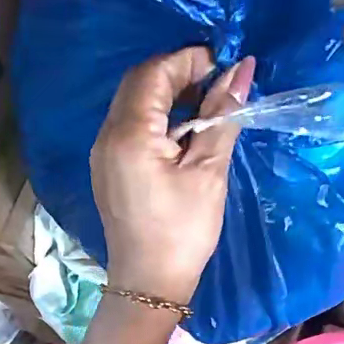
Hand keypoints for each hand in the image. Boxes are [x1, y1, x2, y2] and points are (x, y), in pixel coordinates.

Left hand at [90, 47, 254, 304]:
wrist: (148, 283)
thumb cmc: (182, 231)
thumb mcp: (208, 171)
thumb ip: (222, 116)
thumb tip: (241, 70)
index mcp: (129, 135)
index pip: (154, 73)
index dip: (189, 60)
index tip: (224, 66)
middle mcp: (106, 137)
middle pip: (138, 83)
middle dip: (177, 73)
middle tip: (216, 83)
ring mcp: (101, 155)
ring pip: (131, 104)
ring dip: (166, 95)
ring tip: (205, 106)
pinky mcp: (106, 170)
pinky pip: (127, 127)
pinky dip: (154, 118)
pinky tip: (182, 132)